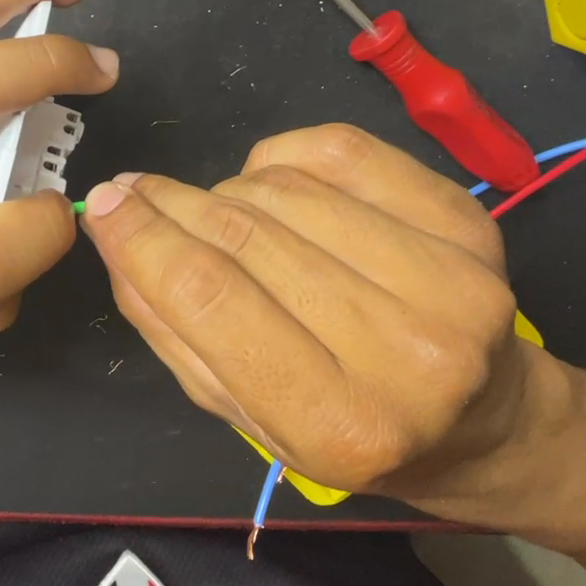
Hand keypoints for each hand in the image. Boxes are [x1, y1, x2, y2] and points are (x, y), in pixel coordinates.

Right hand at [83, 124, 560, 505]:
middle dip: (171, 205)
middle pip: (246, 237)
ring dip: (225, 191)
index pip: (212, 298)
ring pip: (286, 191)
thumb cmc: (348, 434)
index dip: (145, 240)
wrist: (482, 425)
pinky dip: (281, 156)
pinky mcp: (466, 221)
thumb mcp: (244, 414)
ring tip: (212, 212)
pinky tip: (268, 184)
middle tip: (132, 192)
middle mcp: (404, 351)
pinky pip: (338, 151)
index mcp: (336, 422)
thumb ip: (172, 330)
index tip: (103, 203)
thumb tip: (116, 236)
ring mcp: (448, 277)